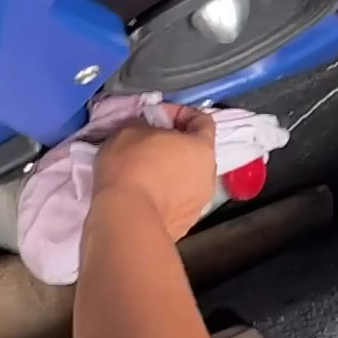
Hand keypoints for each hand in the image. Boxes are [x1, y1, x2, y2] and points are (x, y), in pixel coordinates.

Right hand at [91, 104, 216, 239]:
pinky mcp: (186, 224)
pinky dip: (166, 195)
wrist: (128, 219)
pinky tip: (145, 195)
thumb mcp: (130, 130)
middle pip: (196, 153)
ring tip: (145, 172)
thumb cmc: (132, 166)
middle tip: (150, 144)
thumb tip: (147, 131)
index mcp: (203, 148)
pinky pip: (178, 202)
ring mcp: (200, 204)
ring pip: (188, 180)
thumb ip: (145, 125)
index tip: (157, 115)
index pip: (203, 120)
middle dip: (176, 146)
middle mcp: (209, 176)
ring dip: (171, 173)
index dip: (180, 113)